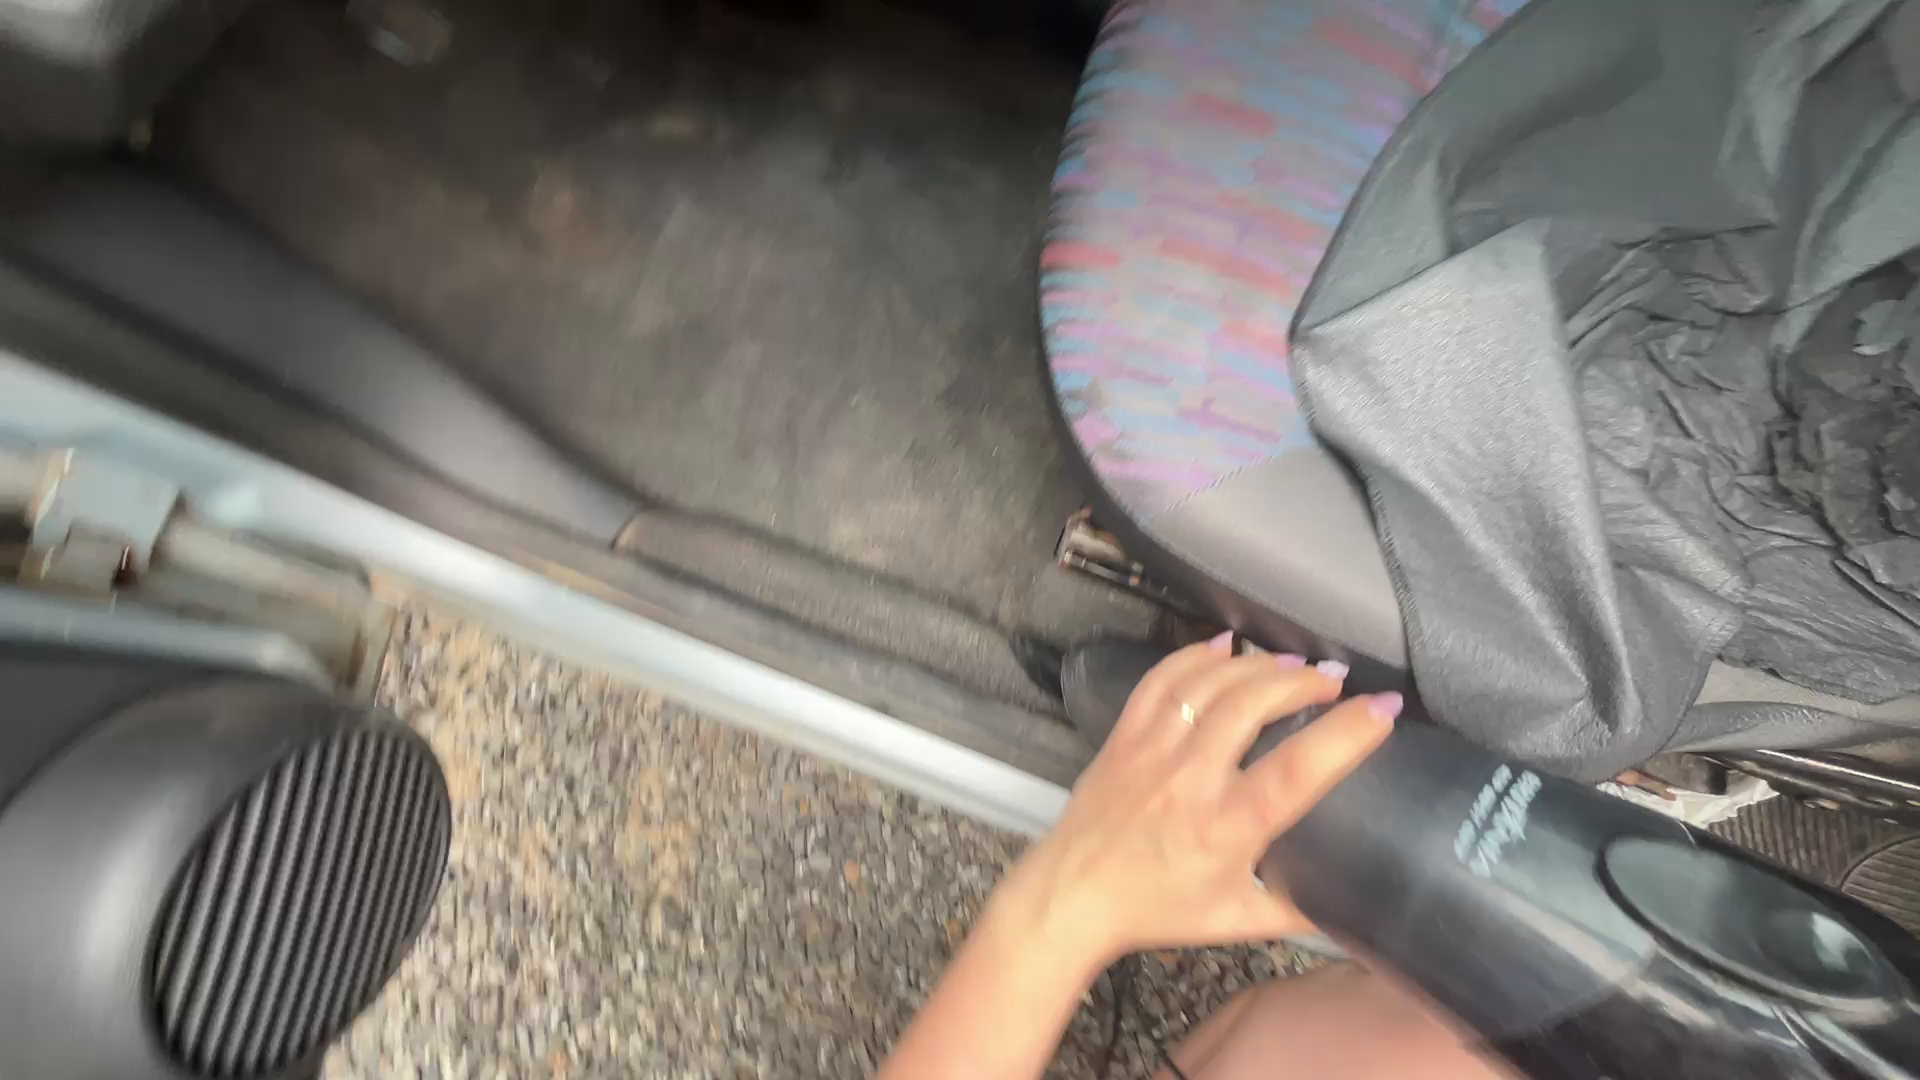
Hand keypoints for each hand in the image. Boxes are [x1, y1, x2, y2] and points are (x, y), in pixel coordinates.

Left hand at [994, 637, 1399, 968]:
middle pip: (1251, 706)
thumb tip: (1355, 897)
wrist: (1075, 892)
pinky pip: (1160, 680)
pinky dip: (1194, 655)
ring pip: (1207, 684)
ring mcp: (1151, 748)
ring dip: (1254, 665)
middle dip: (1300, 680)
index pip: (1298, 768)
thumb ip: (1301, 908)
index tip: (1384, 706)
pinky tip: (1223, 644)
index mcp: (1227, 827)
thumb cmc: (1158, 908)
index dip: (1347, 732)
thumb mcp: (1238, 922)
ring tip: (1290, 662)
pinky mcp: (1124, 734)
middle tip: (1332, 677)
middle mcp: (1189, 777)